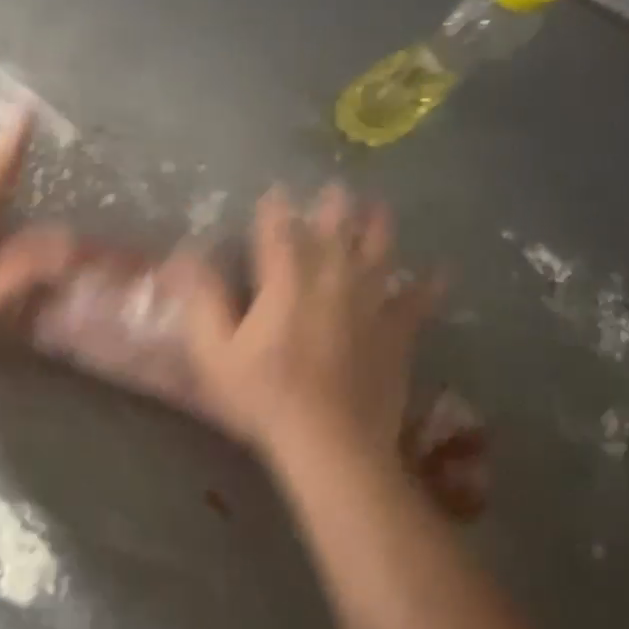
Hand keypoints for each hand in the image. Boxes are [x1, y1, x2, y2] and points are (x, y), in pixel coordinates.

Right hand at [173, 185, 439, 459]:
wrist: (331, 442)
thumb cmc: (263, 396)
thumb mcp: (215, 352)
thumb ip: (203, 301)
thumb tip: (189, 257)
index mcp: (286, 284)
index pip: (279, 235)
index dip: (275, 211)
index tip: (275, 191)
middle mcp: (333, 283)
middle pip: (334, 236)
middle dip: (332, 209)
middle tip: (335, 186)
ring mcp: (371, 307)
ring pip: (378, 256)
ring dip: (378, 229)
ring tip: (379, 208)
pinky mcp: (397, 334)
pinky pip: (417, 302)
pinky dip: (428, 285)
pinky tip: (439, 272)